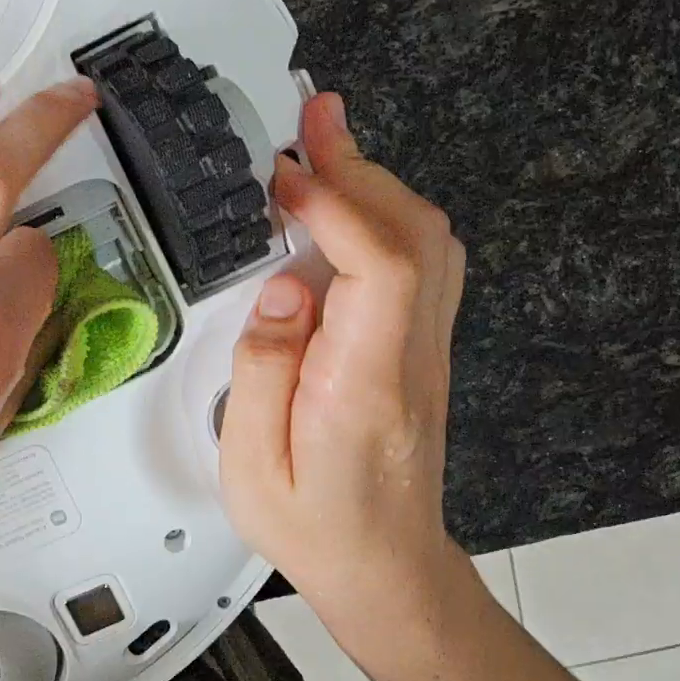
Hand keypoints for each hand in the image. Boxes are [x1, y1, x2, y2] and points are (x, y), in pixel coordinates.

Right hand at [217, 92, 467, 620]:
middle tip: (313, 115)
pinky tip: (343, 196)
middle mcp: (410, 355)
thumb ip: (264, 371)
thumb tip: (283, 290)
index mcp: (364, 385)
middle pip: (415, 237)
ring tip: (323, 138)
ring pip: (426, 240)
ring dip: (373, 180)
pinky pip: (418, 259)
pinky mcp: (416, 344)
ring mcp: (424, 347)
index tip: (286, 174)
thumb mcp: (253, 465)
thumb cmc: (313, 523)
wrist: (383, 566)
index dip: (339, 206)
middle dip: (361, 165)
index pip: (382, 270)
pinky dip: (381, 210)